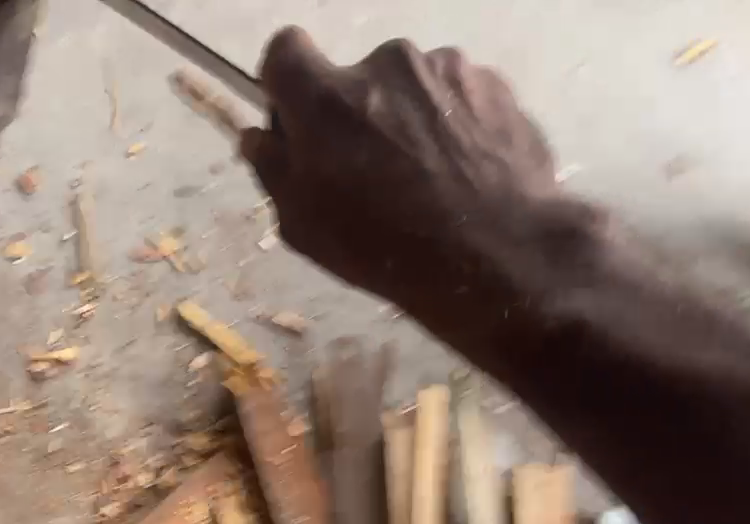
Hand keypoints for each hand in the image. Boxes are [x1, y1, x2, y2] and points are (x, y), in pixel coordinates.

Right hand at [242, 31, 581, 319]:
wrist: (489, 247)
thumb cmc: (376, 244)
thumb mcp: (300, 223)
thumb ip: (273, 169)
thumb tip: (258, 136)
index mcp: (325, 100)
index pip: (284, 50)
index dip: (283, 82)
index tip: (294, 120)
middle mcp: (382, 64)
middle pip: (350, 78)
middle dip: (350, 115)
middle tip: (362, 173)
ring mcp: (443, 66)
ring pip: (403, 88)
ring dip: (399, 120)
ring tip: (415, 178)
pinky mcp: (491, 79)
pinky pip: (448, 96)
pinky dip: (442, 125)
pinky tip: (451, 172)